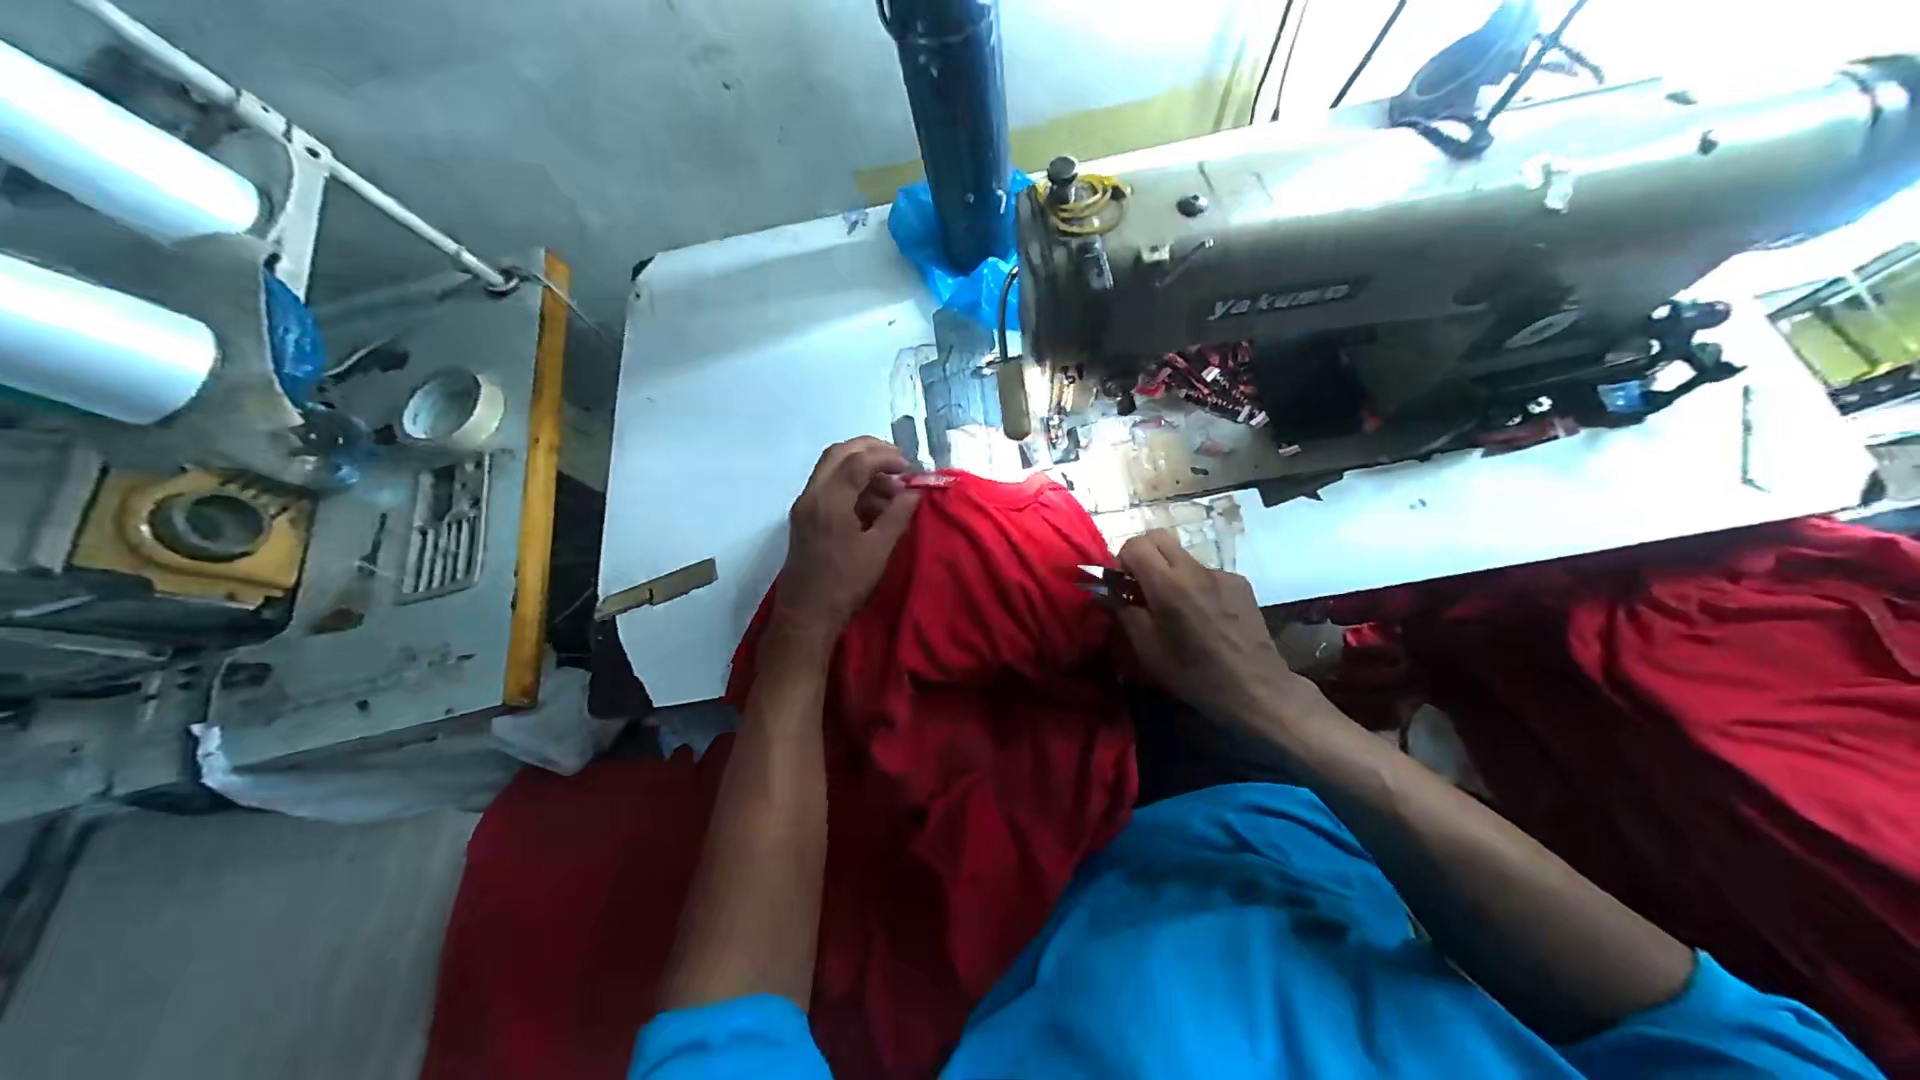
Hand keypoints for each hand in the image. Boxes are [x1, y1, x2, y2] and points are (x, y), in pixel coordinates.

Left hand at [773, 436, 921, 634]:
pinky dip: (852, 485)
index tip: (909, 467)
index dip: (886, 457)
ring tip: (892, 490)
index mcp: (828, 501)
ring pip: (832, 469)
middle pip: (839, 454)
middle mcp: (811, 495)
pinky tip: (875, 504)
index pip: (857, 461)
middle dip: (870, 451)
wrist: (806, 616)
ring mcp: (805, 506)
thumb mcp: (878, 550)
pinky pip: (828, 487)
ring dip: (862, 469)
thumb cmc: (844, 584)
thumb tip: (914, 492)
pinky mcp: (805, 518)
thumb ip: (897, 515)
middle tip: (898, 462)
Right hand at [1115, 531, 1318, 732]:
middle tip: (1141, 586)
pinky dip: (1195, 585)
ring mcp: (1221, 573)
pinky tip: (1203, 615)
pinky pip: (1206, 573)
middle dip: (1143, 555)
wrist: (1255, 688)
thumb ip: (1124, 612)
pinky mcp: (1239, 582)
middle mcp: (1195, 570)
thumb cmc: (1194, 674)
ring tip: (1176, 608)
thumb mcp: (1147, 650)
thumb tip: (1110, 592)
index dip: (1122, 561)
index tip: (1123, 585)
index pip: (1136, 545)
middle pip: (1159, 537)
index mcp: (1168, 586)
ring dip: (1170, 572)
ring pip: (1182, 556)